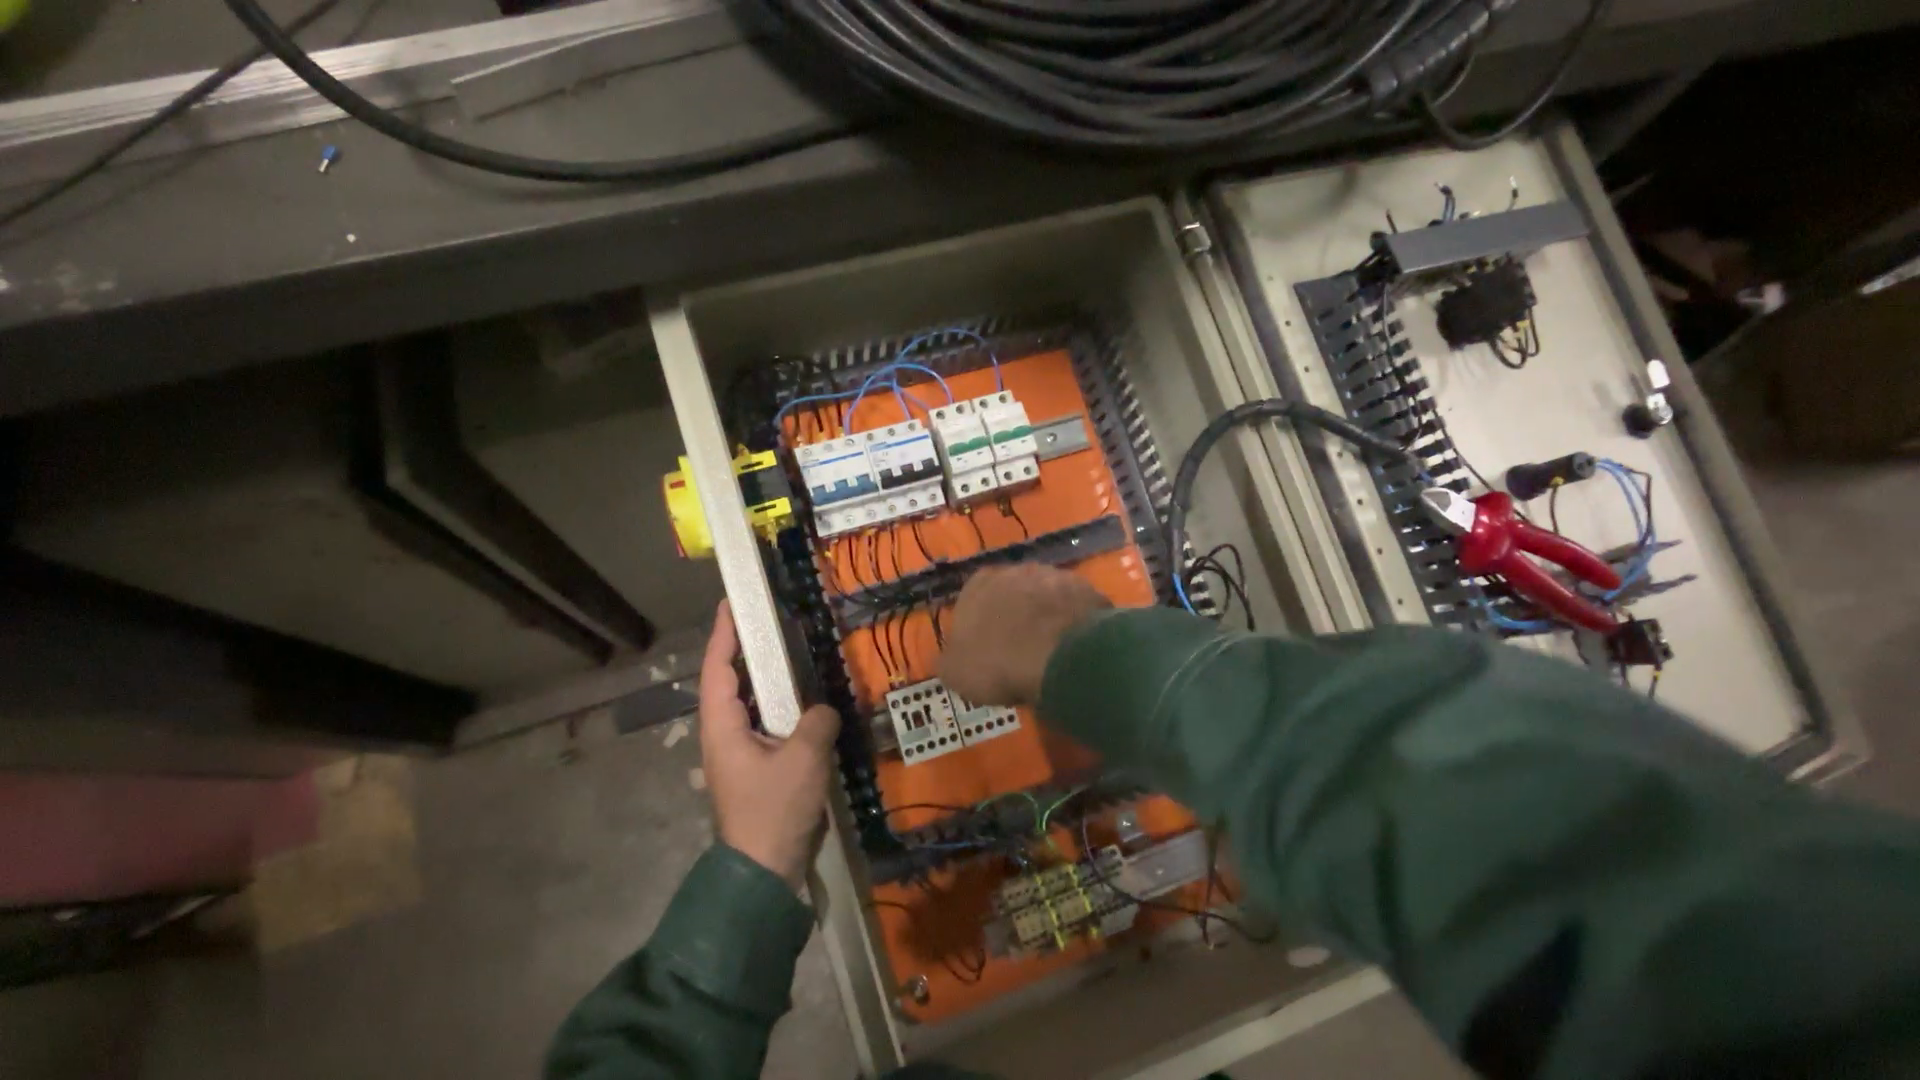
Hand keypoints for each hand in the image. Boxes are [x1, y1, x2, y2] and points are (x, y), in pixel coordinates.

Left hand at [699, 601, 840, 890]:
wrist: (763, 871)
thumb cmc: (774, 809)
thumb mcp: (804, 758)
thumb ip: (816, 722)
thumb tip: (822, 711)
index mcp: (722, 726)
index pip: (717, 668)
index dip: (723, 634)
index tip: (730, 604)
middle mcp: (723, 735)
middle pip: (731, 683)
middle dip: (747, 652)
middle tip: (769, 622)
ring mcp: (738, 755)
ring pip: (751, 706)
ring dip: (767, 682)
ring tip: (790, 655)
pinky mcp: (756, 771)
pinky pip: (767, 727)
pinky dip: (781, 709)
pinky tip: (805, 706)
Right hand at [939, 564, 1109, 706]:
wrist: (1060, 657)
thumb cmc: (997, 662)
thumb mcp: (955, 672)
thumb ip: (948, 659)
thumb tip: (945, 658)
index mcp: (978, 584)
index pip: (972, 601)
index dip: (978, 628)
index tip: (985, 653)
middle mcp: (1016, 570)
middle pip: (1012, 595)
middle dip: (1015, 618)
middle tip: (1019, 653)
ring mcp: (1056, 576)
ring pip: (1046, 599)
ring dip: (1046, 618)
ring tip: (1050, 653)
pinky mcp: (1088, 590)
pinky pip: (1076, 609)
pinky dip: (1074, 625)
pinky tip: (1074, 650)